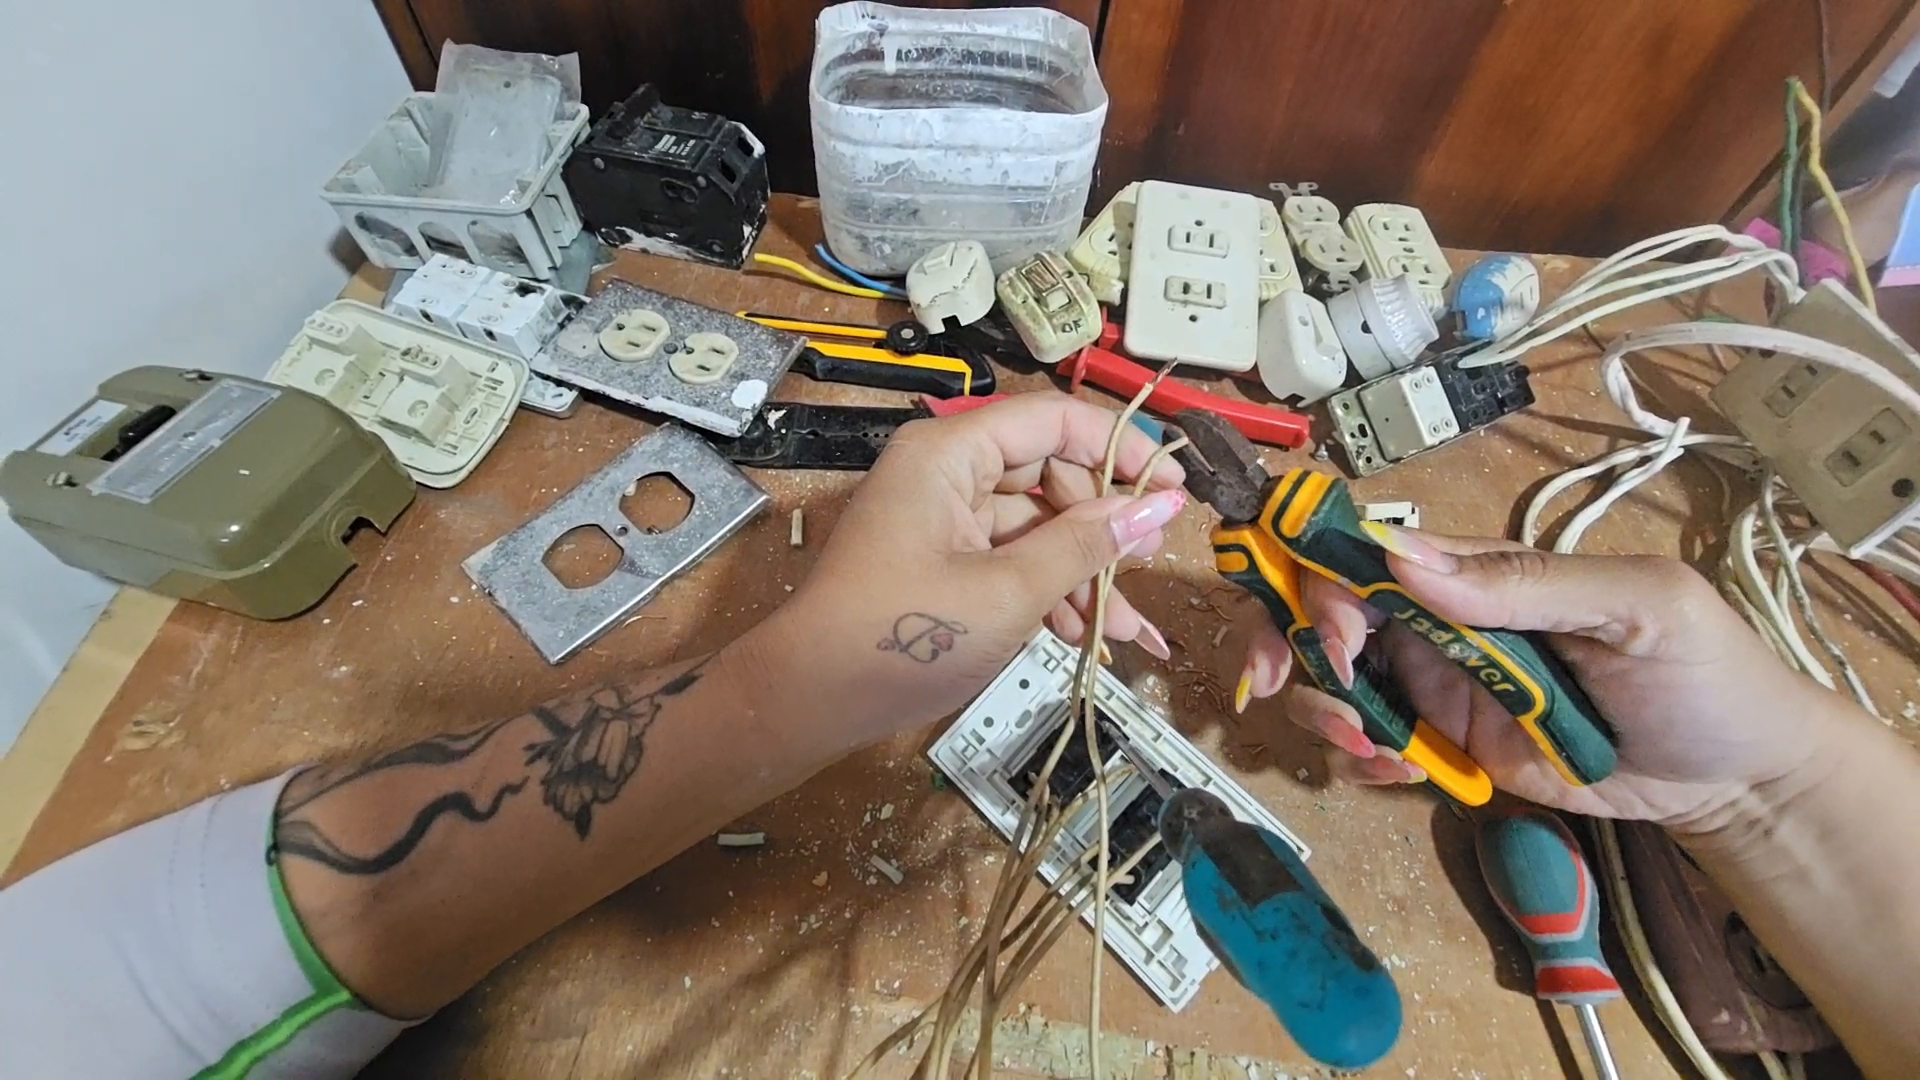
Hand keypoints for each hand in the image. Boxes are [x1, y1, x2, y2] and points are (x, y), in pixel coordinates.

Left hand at [747, 392, 1185, 751]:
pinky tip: (1086, 634)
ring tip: (1126, 624)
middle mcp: (947, 471)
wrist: (815, 699)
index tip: (1171, 488)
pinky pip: (1010, 557)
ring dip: (1081, 572)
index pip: (1053, 420)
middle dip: (1101, 524)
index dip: (1119, 447)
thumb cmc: (906, 635)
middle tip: (1145, 563)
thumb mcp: (1009, 590)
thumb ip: (1087, 544)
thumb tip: (1161, 507)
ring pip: (1035, 525)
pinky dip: (1047, 590)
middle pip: (1048, 474)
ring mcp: (945, 517)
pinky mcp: (945, 558)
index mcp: (951, 452)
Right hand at [1240, 529, 1841, 830]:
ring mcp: (1422, 685)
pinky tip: (1402, 772)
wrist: (1735, 781)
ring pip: (1324, 682)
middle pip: (1314, 615)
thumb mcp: (1636, 606)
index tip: (1330, 637)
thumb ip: (1520, 580)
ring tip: (1368, 747)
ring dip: (1321, 710)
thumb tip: (1399, 555)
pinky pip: (1362, 744)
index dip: (1316, 584)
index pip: (1357, 558)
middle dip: (1278, 643)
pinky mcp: (1431, 742)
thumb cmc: (1700, 675)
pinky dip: (1359, 759)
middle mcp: (1422, 624)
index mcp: (1460, 575)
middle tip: (1271, 682)